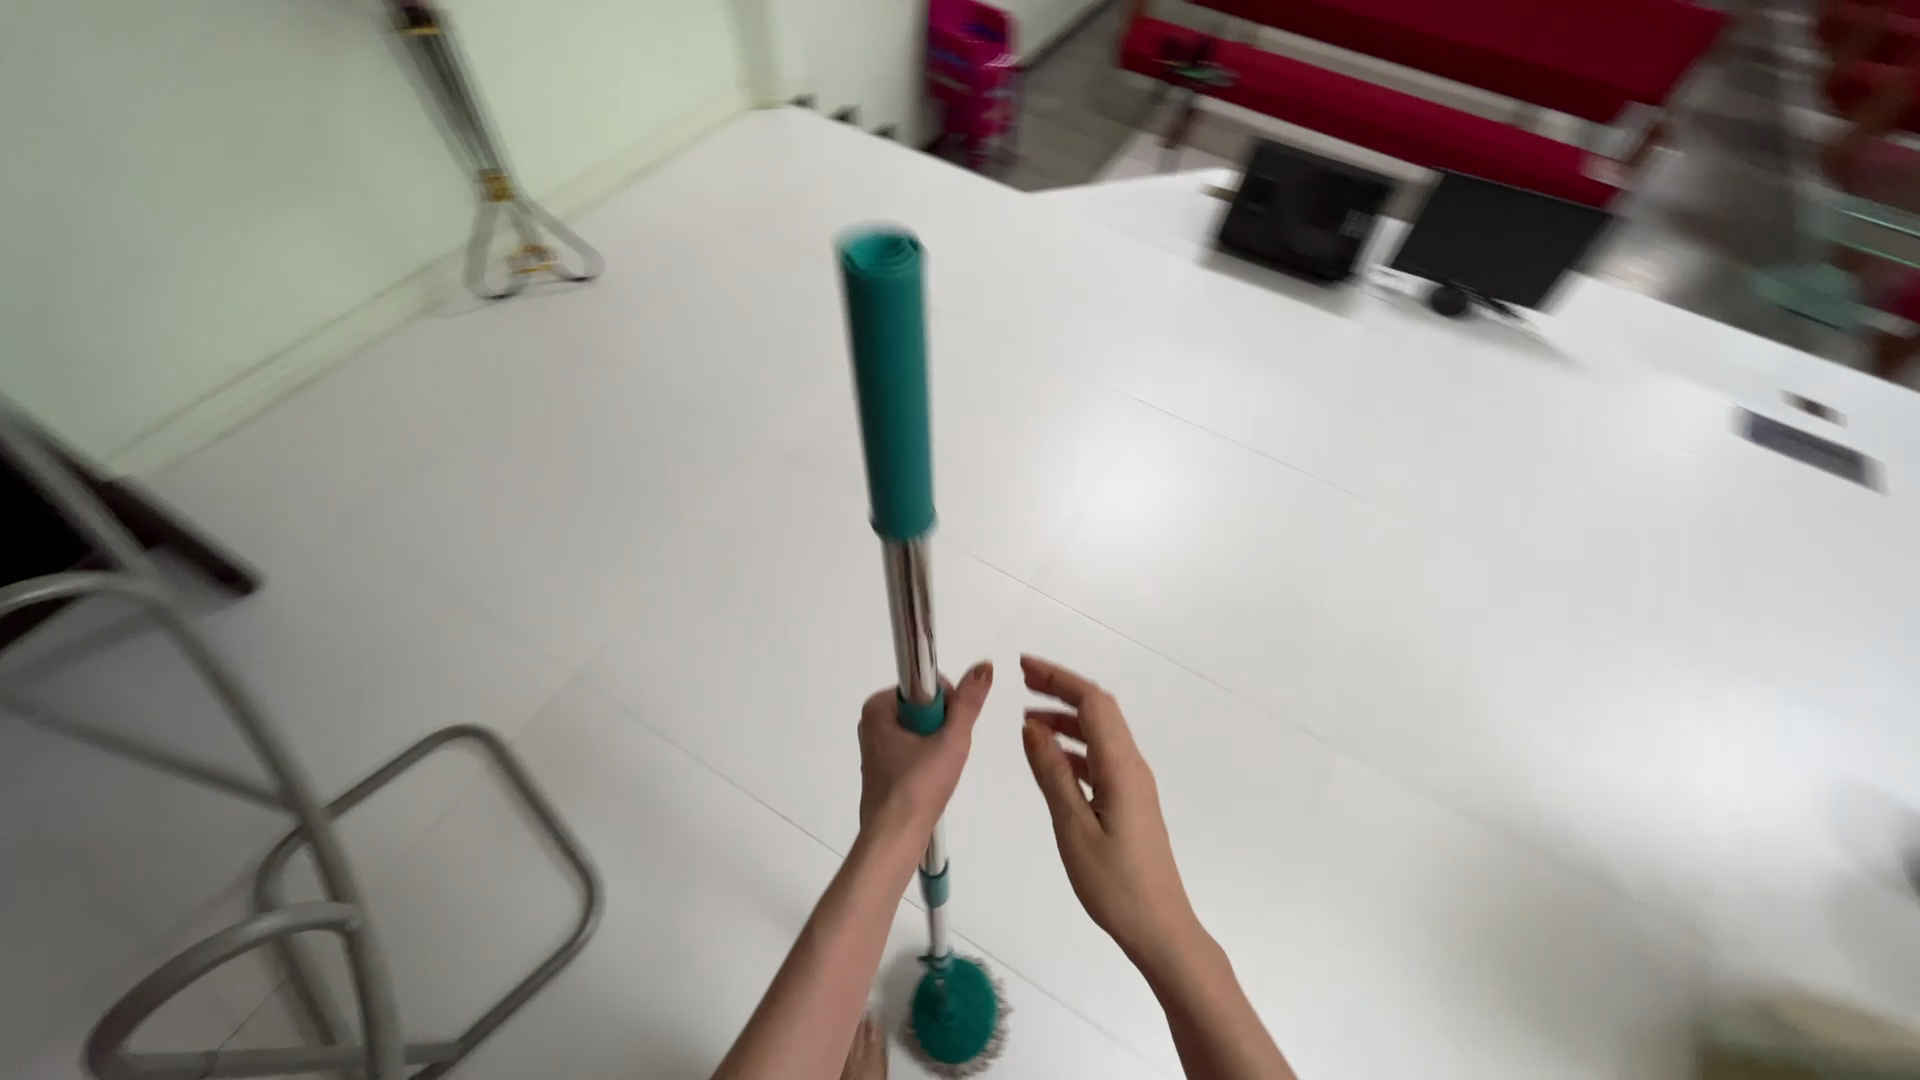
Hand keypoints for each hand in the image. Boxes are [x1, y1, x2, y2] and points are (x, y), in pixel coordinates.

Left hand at [858, 661, 992, 836]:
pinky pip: (913, 750)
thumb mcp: (951, 739)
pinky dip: (927, 760)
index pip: (925, 686)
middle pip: (923, 708)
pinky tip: (930, 779)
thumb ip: (968, 702)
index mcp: (877, 707)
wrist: (895, 837)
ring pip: (920, 730)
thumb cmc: (919, 786)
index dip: (947, 703)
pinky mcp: (881, 769)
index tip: (951, 730)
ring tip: (938, 770)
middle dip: (942, 727)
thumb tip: (983, 666)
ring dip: (937, 745)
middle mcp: (871, 723)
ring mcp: (875, 748)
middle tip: (946, 753)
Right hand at [1019, 655, 1201, 964]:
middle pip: (1098, 711)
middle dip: (1061, 689)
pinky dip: (1073, 747)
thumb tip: (1031, 726)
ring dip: (1065, 718)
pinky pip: (1100, 758)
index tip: (1024, 667)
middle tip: (1022, 679)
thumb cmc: (1114, 883)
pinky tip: (1050, 758)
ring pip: (1100, 734)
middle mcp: (1132, 766)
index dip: (1059, 678)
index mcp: (1121, 767)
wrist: (1160, 928)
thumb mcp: (1073, 827)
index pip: (1092, 702)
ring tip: (1027, 718)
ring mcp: (1133, 784)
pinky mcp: (1130, 801)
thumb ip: (1052, 773)